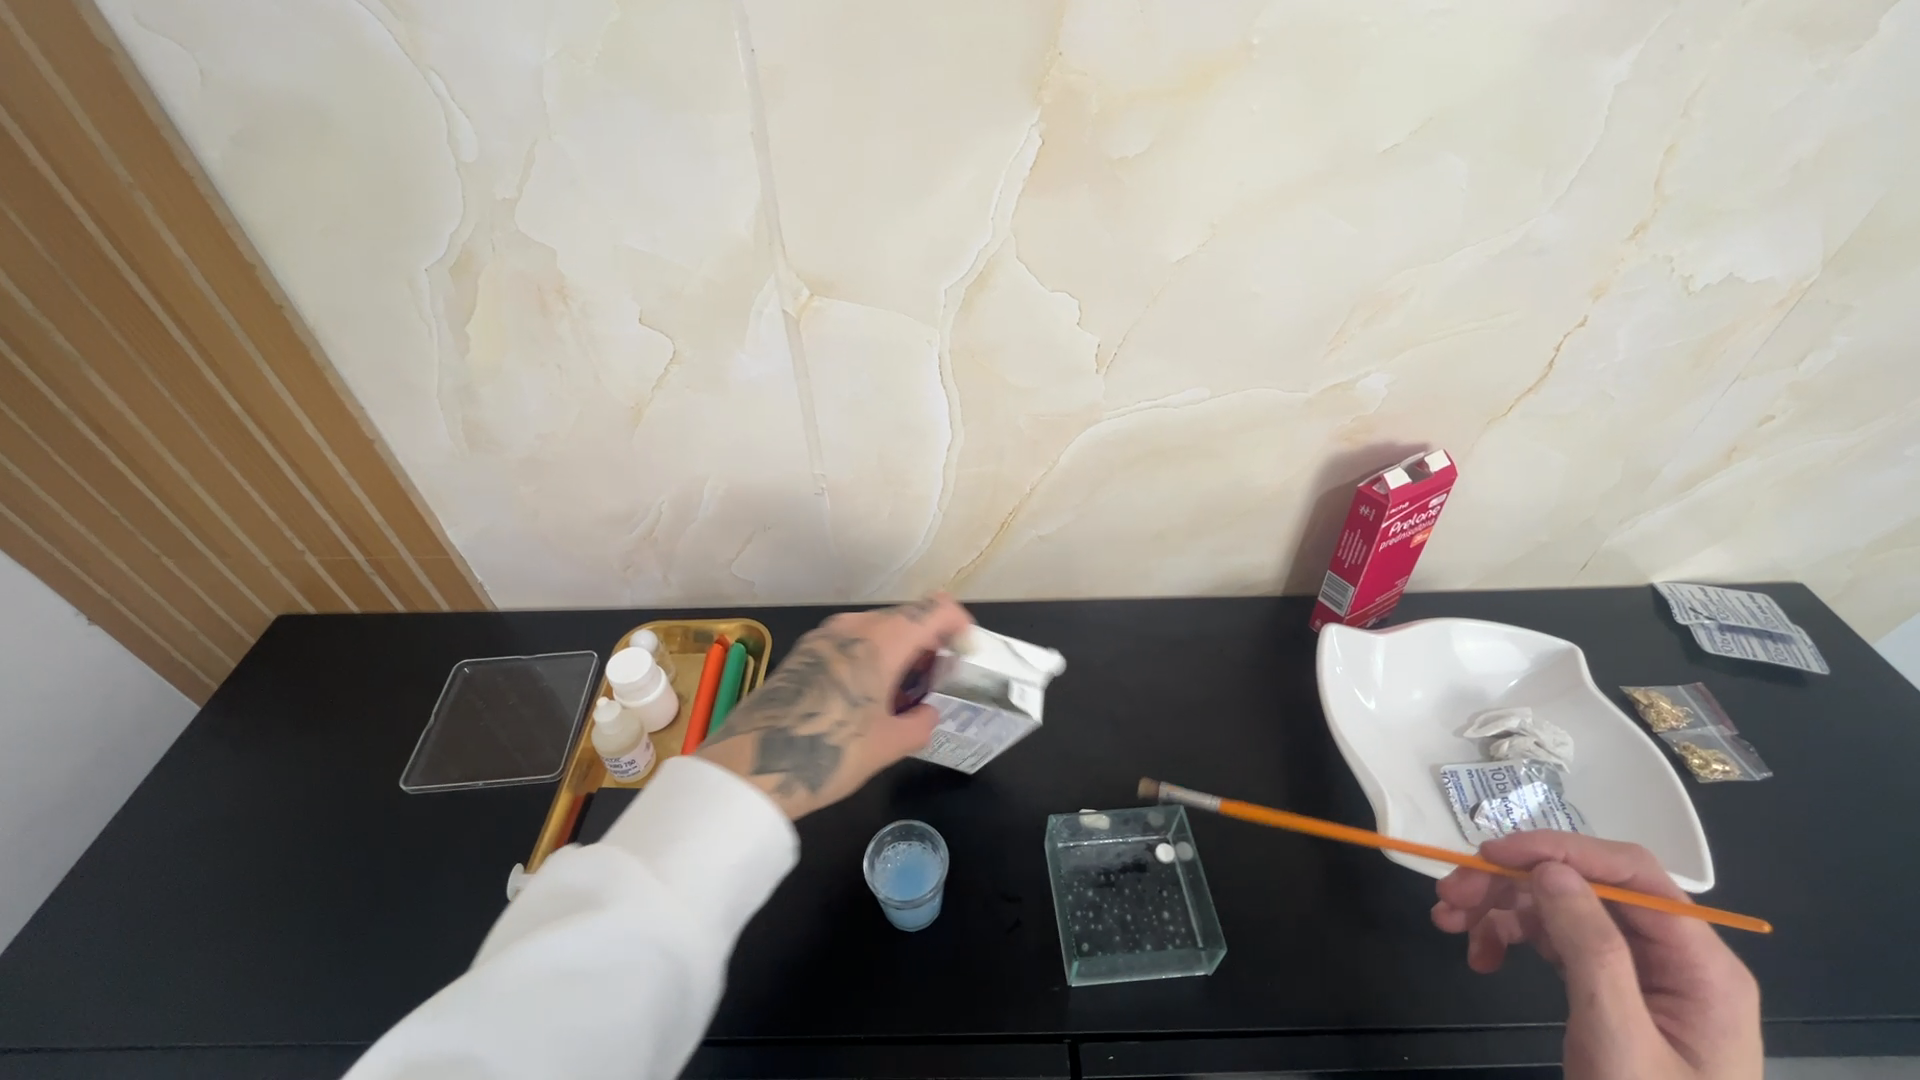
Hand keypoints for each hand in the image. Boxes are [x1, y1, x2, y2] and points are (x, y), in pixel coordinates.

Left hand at [697, 594, 972, 818]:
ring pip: (875, 629)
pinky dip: (868, 656)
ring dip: (896, 650)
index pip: (936, 609)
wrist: (752, 765)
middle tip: (935, 681)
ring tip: (900, 692)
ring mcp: (823, 636)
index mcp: (884, 639)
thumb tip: (926, 713)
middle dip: (928, 642)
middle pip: (906, 617)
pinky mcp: (801, 652)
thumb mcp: (888, 745)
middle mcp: (854, 626)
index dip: (959, 625)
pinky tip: (864, 695)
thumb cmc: (829, 751)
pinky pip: (849, 641)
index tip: (966, 653)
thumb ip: (920, 723)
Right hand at [1431, 832, 1761, 1079]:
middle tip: (1450, 894)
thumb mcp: (1618, 1039)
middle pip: (1585, 886)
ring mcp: (1640, 971)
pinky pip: (1552, 939)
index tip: (1489, 854)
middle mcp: (1673, 956)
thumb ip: (1593, 951)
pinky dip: (1508, 937)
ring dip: (1499, 907)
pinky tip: (1480, 956)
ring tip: (1448, 922)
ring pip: (1559, 907)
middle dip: (1512, 882)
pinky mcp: (1609, 986)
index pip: (1631, 874)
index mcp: (1700, 964)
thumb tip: (1551, 870)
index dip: (1559, 850)